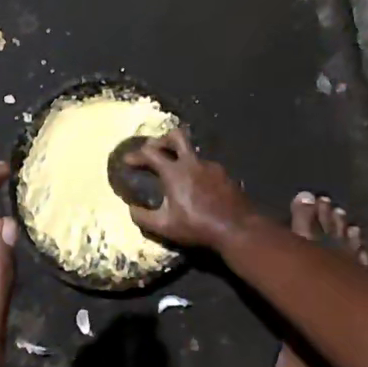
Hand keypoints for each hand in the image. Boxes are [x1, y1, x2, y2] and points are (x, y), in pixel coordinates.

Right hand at [121, 127, 257, 247]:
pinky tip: (195, 185)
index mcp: (174, 172)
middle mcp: (193, 163)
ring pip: (192, 152)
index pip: (150, 153)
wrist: (239, 230)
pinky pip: (205, 166)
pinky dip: (196, 170)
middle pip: (176, 136)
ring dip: (180, 157)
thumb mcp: (164, 226)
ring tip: (175, 172)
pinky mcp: (225, 175)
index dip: (136, 154)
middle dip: (162, 139)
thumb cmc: (198, 226)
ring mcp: (212, 167)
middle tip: (155, 150)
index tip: (127, 161)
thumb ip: (142, 217)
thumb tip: (131, 208)